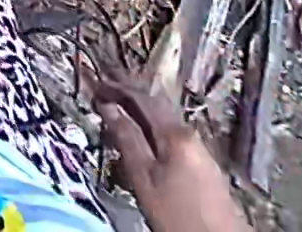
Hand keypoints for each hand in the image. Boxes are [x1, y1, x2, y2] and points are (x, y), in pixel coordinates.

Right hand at [95, 78, 251, 231]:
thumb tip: (108, 108)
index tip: (95, 85)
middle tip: (103, 93)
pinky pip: (173, 137)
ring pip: (164, 122)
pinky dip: (153, 130)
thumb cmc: (178, 216)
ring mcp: (202, 153)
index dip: (116, 87)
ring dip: (140, 114)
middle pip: (156, 107)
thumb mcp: (143, 176)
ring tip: (118, 113)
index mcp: (176, 135)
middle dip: (128, 97)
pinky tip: (143, 139)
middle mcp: (192, 137)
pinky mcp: (206, 169)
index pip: (141, 98)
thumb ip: (126, 138)